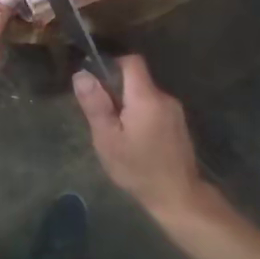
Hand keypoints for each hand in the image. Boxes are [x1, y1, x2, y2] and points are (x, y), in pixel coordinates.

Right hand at [73, 55, 220, 220]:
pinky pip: (153, 108)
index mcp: (146, 97)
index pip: (131, 61)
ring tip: (114, 132)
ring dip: (126, 105)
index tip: (94, 82)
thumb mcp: (107, 138)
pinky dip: (138, 115)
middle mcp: (164, 98)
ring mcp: (175, 111)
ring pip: (143, 95)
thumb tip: (81, 74)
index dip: (111, 64)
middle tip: (99, 117)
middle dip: (114, 90)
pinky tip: (132, 139)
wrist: (178, 196)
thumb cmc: (137, 168)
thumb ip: (95, 104)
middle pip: (136, 79)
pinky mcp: (178, 124)